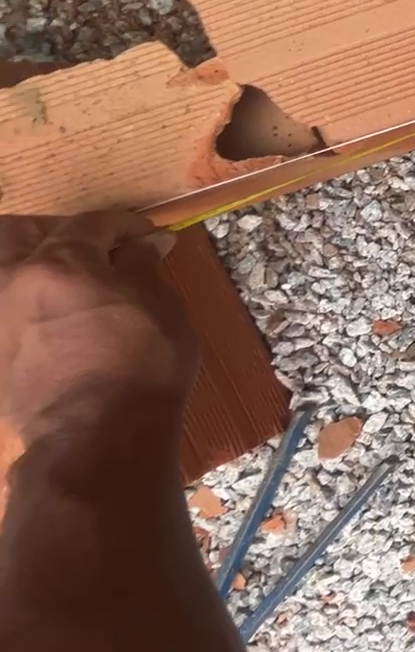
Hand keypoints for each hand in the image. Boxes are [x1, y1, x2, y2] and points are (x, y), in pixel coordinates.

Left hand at [0, 213, 196, 444]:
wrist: (96, 426)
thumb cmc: (143, 359)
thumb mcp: (162, 306)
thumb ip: (145, 267)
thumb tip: (147, 242)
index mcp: (57, 265)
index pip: (89, 225)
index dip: (124, 224)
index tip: (150, 234)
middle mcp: (5, 281)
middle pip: (14, 233)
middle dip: (55, 232)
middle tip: (97, 247)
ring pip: (1, 270)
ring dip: (30, 264)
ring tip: (70, 279)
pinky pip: (1, 306)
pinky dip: (22, 298)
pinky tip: (54, 313)